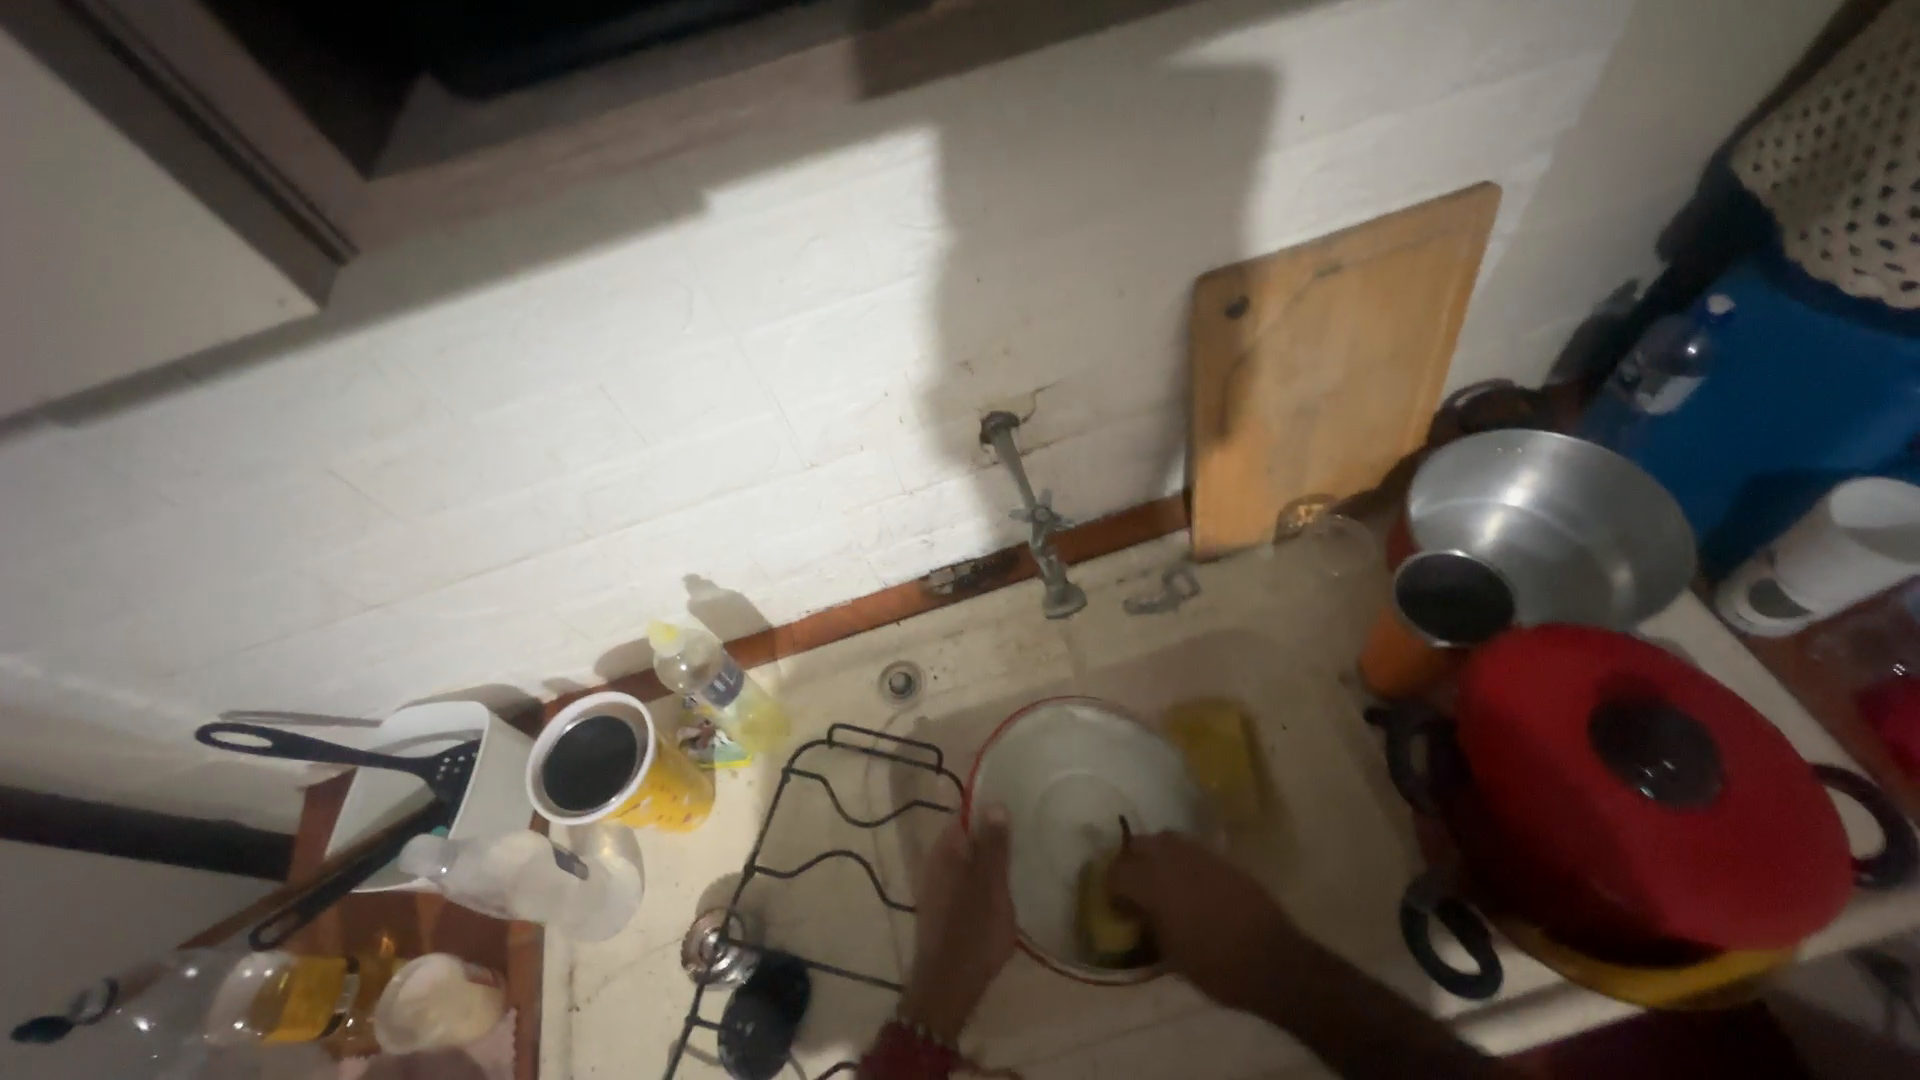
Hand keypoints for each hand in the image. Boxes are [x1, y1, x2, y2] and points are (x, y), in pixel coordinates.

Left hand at [899, 805, 1016, 1042]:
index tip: (1018, 814)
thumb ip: (993, 845)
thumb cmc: (974, 930)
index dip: (991, 811)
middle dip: (992, 837)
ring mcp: (936, 885)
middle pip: (966, 837)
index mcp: (945, 849)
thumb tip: (994, 803)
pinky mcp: (941, 907)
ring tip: (1019, 865)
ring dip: (988, 862)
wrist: (947, 986)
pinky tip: (1001, 893)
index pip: (966, 814)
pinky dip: (981, 881)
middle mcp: (935, 861)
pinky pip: (964, 881)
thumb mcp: (992, 884)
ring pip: (966, 861)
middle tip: (1024, 841)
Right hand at [1108, 832, 1305, 1013]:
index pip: (1117, 872)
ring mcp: (1200, 855)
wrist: (1273, 960)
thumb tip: (1140, 916)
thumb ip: (1150, 927)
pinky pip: (1191, 848)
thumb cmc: (1217, 967)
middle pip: (1138, 845)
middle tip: (1132, 885)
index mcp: (1154, 885)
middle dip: (1129, 861)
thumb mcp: (1172, 957)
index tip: (1116, 905)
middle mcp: (1172, 861)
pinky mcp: (1222, 859)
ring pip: (1165, 838)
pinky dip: (1181, 858)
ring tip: (1159, 877)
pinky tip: (1188, 881)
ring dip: (1155, 853)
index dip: (1111, 888)